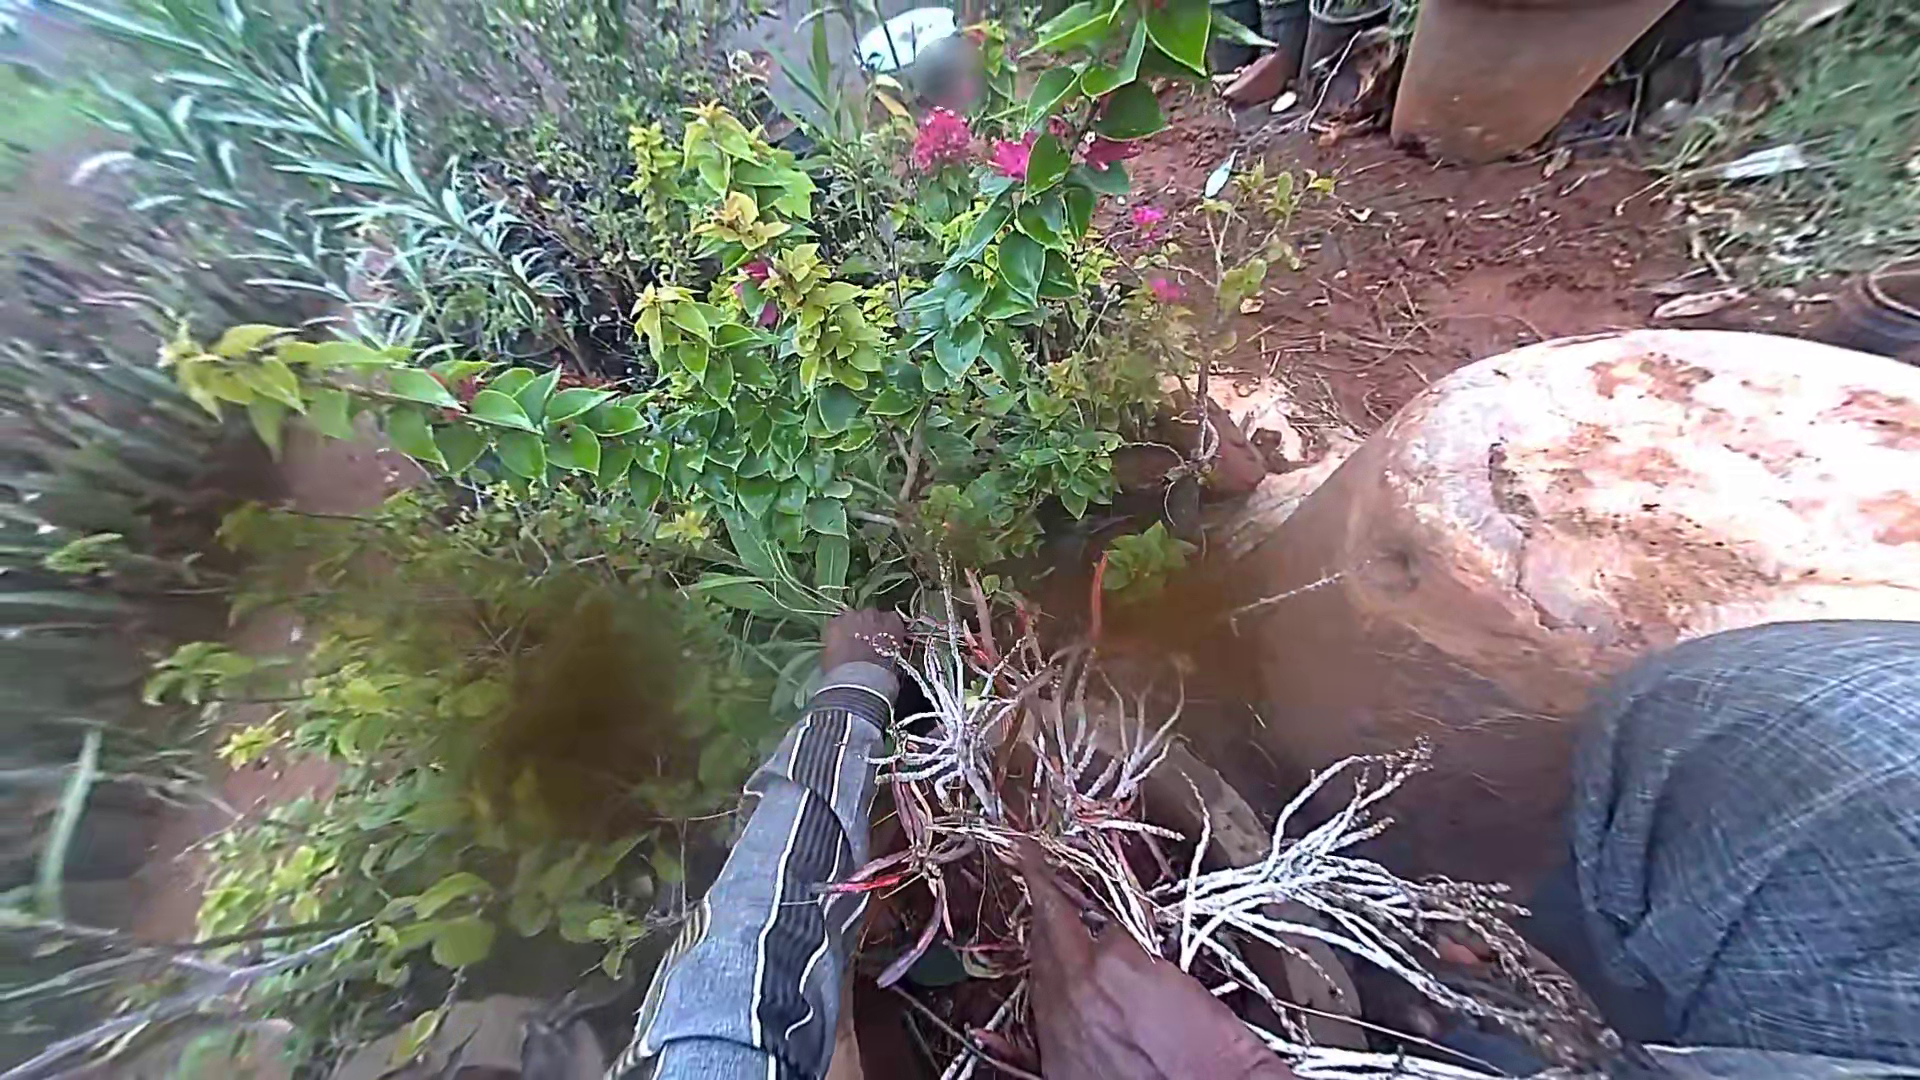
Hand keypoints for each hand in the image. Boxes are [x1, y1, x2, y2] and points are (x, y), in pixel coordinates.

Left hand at [821, 608, 905, 669]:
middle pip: (869, 617)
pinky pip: (835, 626)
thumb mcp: (897, 658)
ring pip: (851, 619)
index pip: (890, 620)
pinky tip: (835, 649)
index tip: (881, 642)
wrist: (861, 680)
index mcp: (893, 621)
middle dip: (866, 628)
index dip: (884, 631)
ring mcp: (852, 616)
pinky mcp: (834, 623)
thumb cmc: (883, 674)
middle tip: (863, 645)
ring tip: (847, 648)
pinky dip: (835, 635)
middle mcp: (873, 614)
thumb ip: (893, 646)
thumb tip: (888, 648)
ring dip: (850, 629)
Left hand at [1016, 840, 1293, 1079]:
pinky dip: (1047, 987)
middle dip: (1044, 897)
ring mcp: (1062, 1027)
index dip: (1085, 892)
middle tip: (1032, 867)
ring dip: (1042, 938)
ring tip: (1044, 918)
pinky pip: (1041, 1009)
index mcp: (1115, 962)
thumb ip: (1142, 947)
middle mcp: (1080, 990)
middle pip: (1048, 926)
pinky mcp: (1056, 1061)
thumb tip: (1123, 934)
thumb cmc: (1216, 1058)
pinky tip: (1054, 978)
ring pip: (1039, 965)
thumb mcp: (1183, 979)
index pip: (1091, 911)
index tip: (1042, 854)